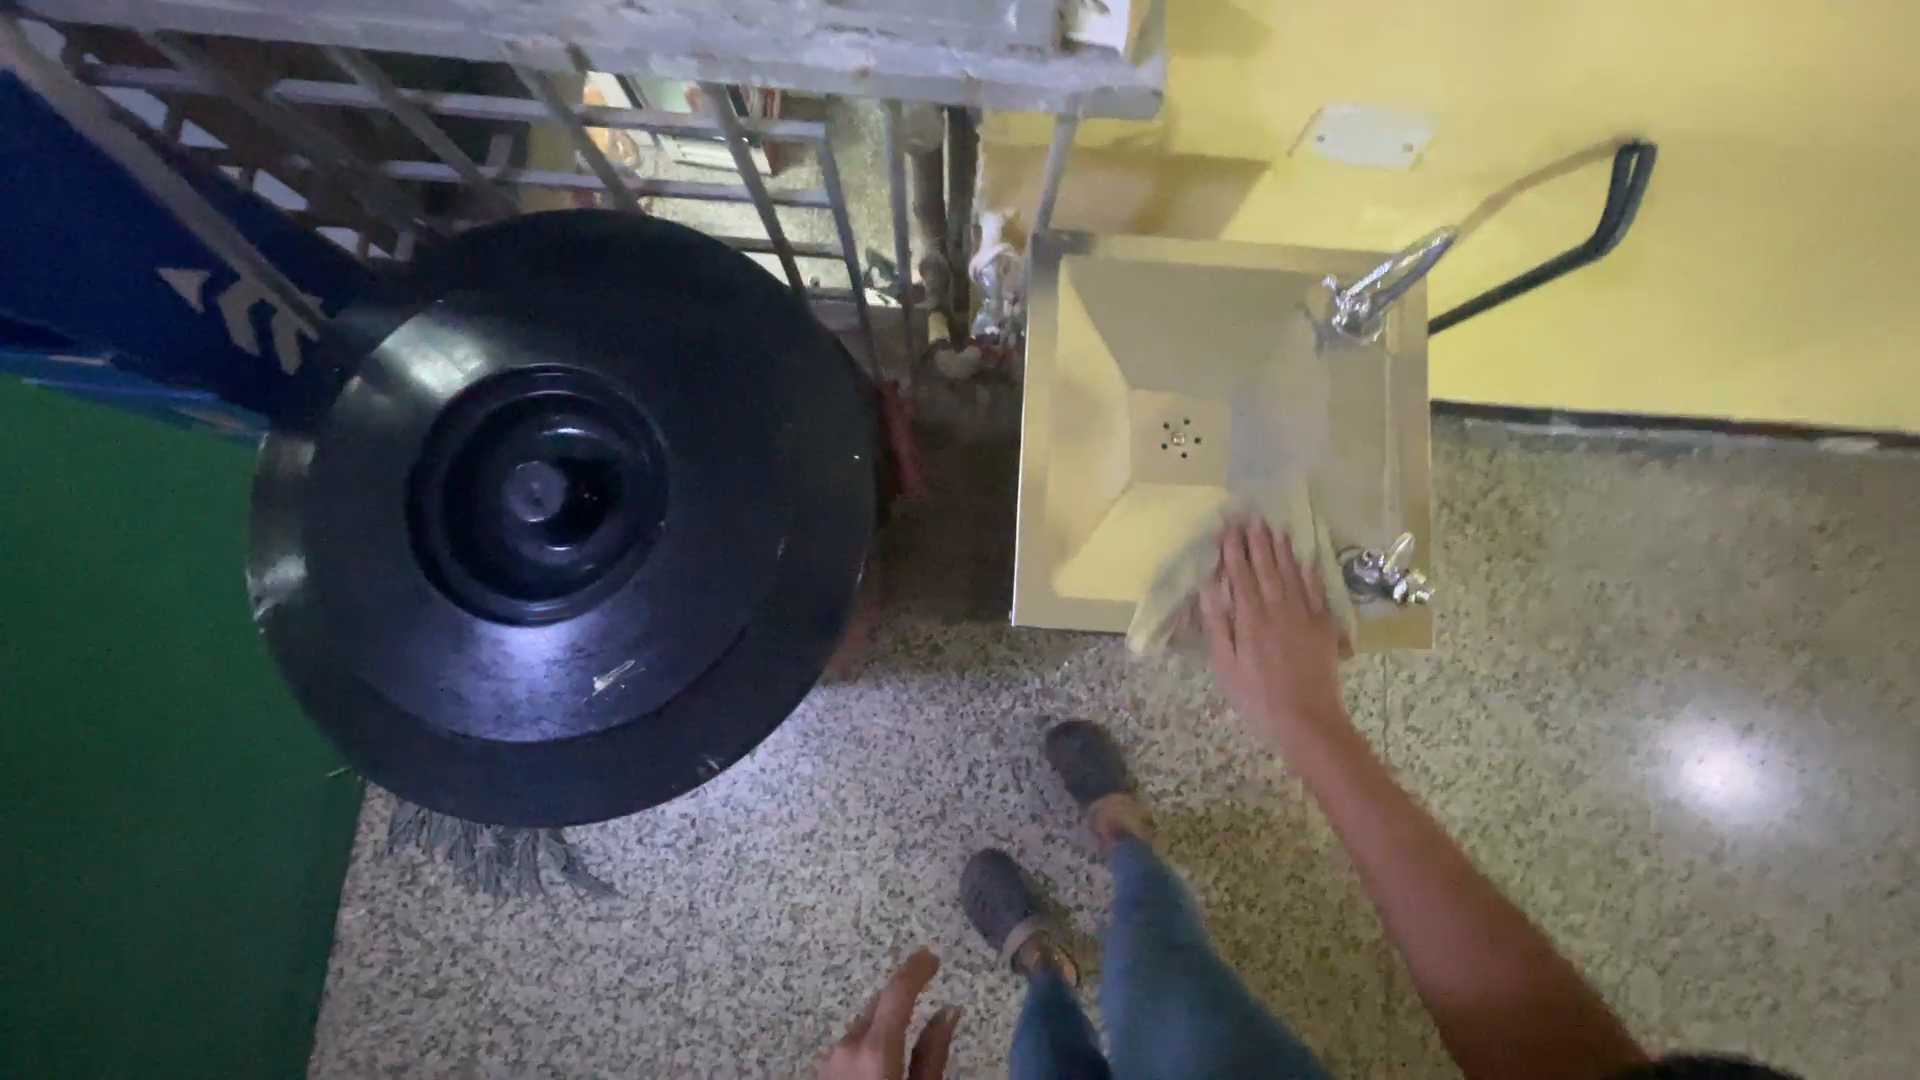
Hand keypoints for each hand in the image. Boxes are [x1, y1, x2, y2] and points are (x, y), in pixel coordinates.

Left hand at [818, 948, 959, 1079]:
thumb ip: (932, 1055)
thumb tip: (948, 1012)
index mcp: (876, 1048)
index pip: (898, 992)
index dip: (917, 969)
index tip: (932, 956)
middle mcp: (848, 1045)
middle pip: (878, 1006)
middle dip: (901, 999)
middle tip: (925, 992)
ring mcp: (828, 1060)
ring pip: (863, 1027)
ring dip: (883, 1025)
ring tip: (903, 1040)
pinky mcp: (821, 1071)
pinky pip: (850, 1047)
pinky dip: (867, 1045)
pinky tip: (876, 1067)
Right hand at [1199, 518, 1349, 741]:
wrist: (1307, 718)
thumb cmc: (1256, 695)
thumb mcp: (1225, 665)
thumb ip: (1218, 625)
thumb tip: (1209, 589)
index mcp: (1250, 618)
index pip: (1240, 575)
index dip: (1233, 550)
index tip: (1228, 528)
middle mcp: (1278, 609)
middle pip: (1266, 568)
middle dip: (1258, 542)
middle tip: (1252, 518)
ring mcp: (1304, 616)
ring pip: (1292, 574)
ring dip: (1282, 550)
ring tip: (1275, 529)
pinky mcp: (1323, 627)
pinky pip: (1316, 592)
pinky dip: (1309, 573)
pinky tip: (1304, 560)